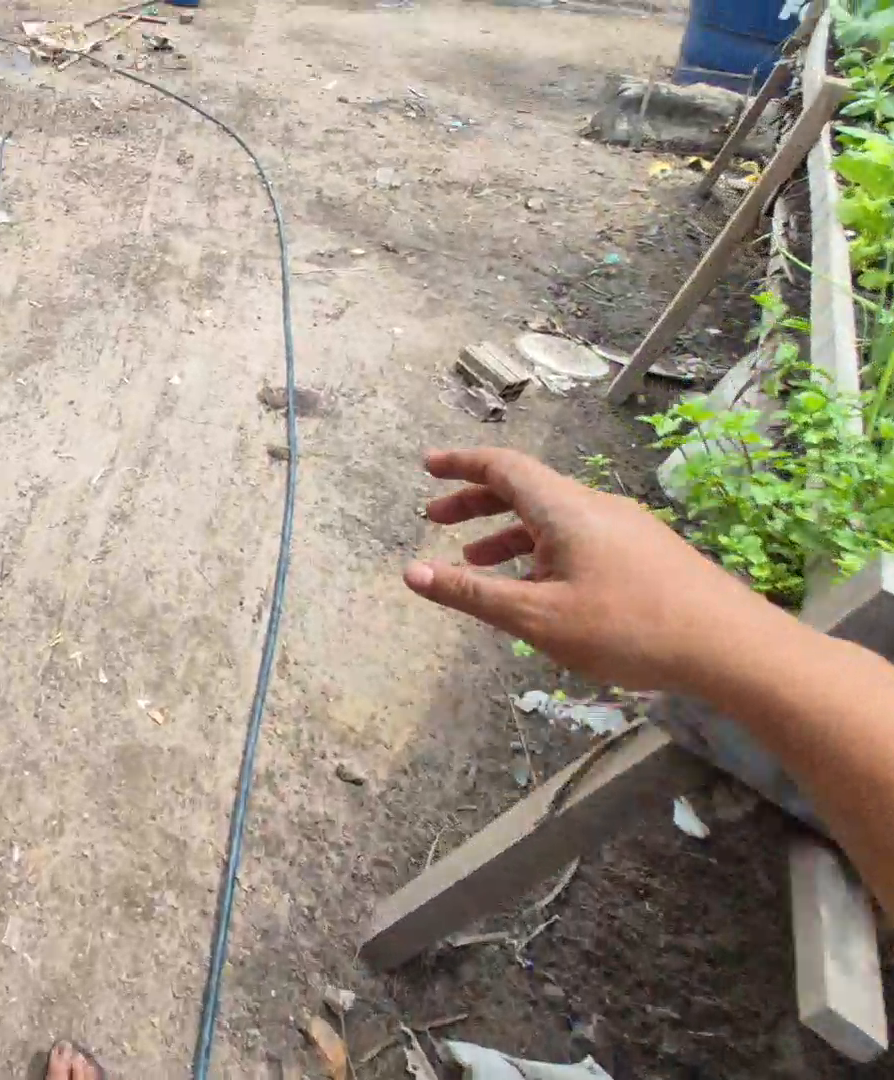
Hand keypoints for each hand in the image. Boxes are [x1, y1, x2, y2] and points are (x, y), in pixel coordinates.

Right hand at [402, 447, 790, 692]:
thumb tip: (409, 573)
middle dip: (473, 501)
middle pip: (523, 489)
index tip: (427, 464)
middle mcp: (595, 509)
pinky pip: (573, 536)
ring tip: (472, 561)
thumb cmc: (628, 628)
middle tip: (434, 519)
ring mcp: (624, 530)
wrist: (741, 653)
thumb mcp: (534, 615)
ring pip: (548, 517)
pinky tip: (529, 584)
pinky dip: (535, 547)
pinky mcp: (642, 553)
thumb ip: (468, 592)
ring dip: (502, 531)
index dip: (461, 463)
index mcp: (566, 511)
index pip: (504, 468)